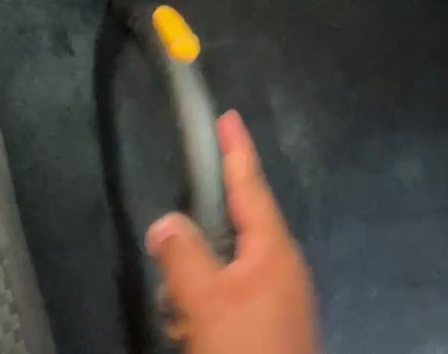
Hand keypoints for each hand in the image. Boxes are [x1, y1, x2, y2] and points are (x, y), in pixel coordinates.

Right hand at [147, 111, 319, 353]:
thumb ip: (182, 255)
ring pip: (230, 268)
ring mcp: (279, 300)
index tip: (229, 117)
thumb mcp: (206, 303)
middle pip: (238, 227)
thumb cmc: (245, 349)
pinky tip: (190, 327)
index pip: (251, 184)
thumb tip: (165, 222)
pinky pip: (232, 297)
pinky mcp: (270, 328)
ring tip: (181, 308)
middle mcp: (282, 268)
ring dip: (200, 279)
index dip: (237, 149)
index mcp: (273, 249)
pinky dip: (208, 304)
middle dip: (204, 229)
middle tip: (178, 234)